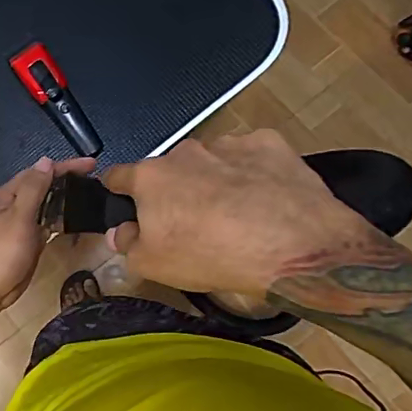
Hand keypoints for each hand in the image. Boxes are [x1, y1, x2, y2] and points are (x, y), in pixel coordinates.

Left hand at [0, 155, 96, 314]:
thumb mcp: (18, 217)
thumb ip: (33, 189)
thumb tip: (46, 161)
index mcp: (6, 196)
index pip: (39, 172)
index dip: (65, 166)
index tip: (91, 165)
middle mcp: (12, 206)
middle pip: (42, 186)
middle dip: (66, 180)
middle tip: (94, 179)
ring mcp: (19, 225)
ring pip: (44, 205)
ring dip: (64, 199)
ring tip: (88, 196)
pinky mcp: (26, 242)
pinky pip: (45, 224)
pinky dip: (59, 219)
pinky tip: (72, 221)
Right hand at [102, 130, 382, 295]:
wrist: (293, 245)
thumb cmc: (215, 255)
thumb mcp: (154, 266)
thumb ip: (128, 245)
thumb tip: (122, 232)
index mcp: (151, 177)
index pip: (118, 175)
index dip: (119, 192)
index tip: (126, 203)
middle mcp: (187, 152)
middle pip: (171, 170)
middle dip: (177, 192)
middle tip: (194, 225)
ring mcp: (229, 144)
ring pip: (213, 163)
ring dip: (216, 182)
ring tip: (237, 218)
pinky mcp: (269, 144)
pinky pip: (251, 158)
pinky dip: (253, 175)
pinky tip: (266, 202)